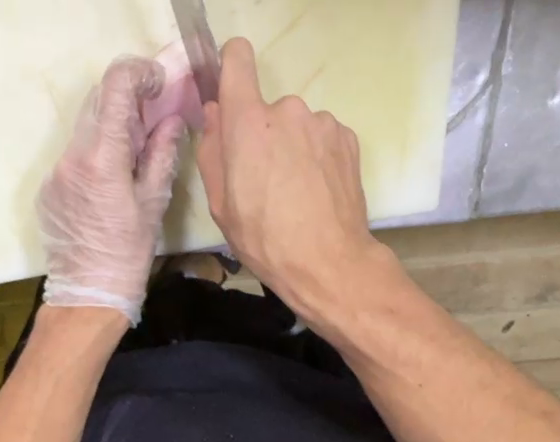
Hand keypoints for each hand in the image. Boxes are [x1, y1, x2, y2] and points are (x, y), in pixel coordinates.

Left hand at [37, 57, 186, 324]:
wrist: (86, 297)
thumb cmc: (126, 257)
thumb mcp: (153, 204)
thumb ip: (162, 154)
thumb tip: (170, 121)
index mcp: (101, 157)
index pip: (115, 84)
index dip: (139, 74)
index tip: (157, 87)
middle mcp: (71, 158)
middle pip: (97, 102)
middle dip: (126, 104)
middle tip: (150, 126)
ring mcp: (54, 175)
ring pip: (84, 132)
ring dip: (109, 132)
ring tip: (131, 163)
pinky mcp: (47, 192)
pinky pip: (72, 160)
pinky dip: (93, 159)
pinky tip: (107, 189)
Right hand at [197, 39, 381, 309]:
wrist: (327, 261)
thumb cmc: (264, 239)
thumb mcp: (221, 206)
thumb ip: (213, 153)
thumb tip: (214, 116)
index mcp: (248, 123)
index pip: (237, 61)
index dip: (231, 71)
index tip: (230, 97)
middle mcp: (286, 110)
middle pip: (265, 110)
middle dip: (260, 137)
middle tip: (261, 183)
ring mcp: (321, 121)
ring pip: (295, 127)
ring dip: (290, 149)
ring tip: (292, 193)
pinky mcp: (346, 137)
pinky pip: (319, 138)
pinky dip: (314, 158)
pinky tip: (314, 193)